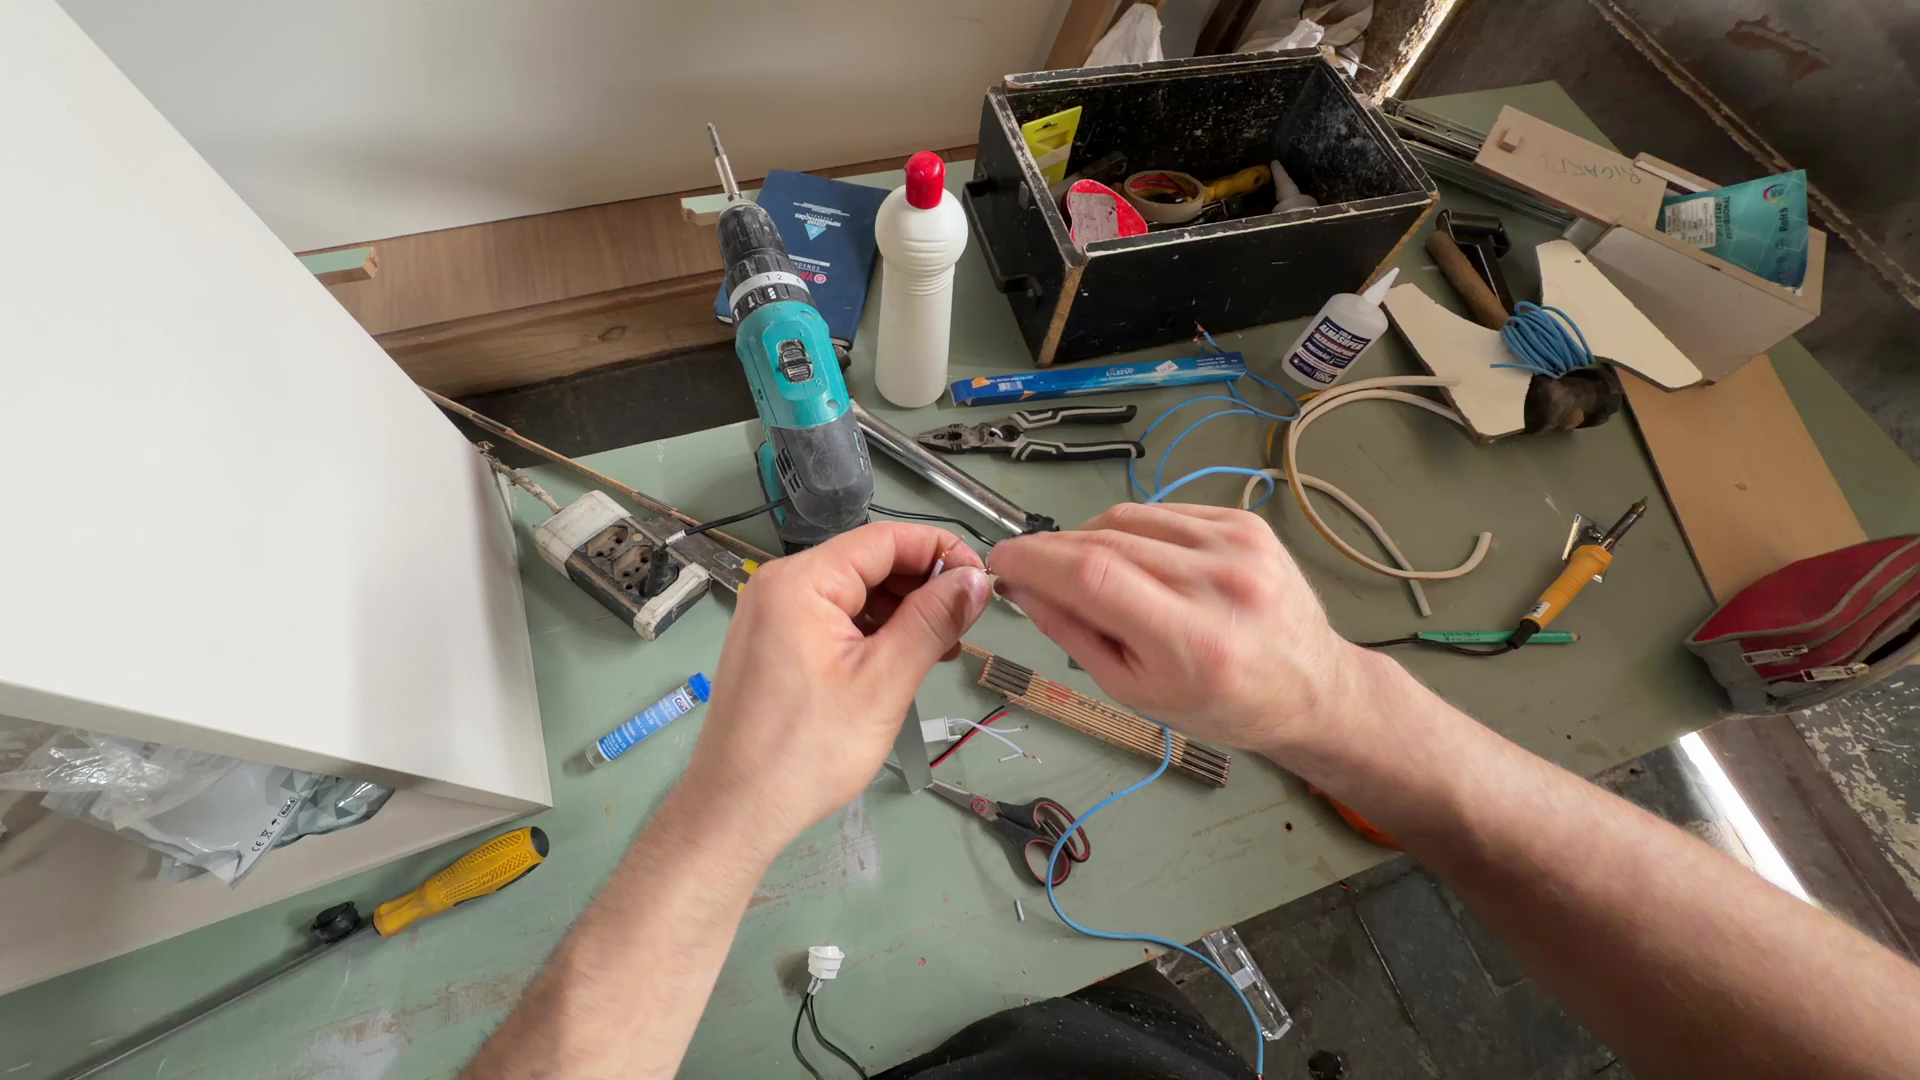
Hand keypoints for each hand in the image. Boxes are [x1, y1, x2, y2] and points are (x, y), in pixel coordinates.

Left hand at [680, 522, 988, 855]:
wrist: (734, 812)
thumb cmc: (810, 748)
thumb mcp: (884, 681)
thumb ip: (933, 620)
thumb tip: (976, 578)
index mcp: (801, 580)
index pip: (885, 539)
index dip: (940, 551)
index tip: (981, 581)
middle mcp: (782, 584)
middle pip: (869, 562)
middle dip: (923, 587)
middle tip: (964, 626)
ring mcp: (773, 614)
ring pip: (856, 592)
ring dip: (903, 612)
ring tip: (940, 649)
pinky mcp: (775, 642)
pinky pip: (835, 619)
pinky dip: (874, 632)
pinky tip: (902, 659)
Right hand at [988, 503, 1370, 755]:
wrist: (1311, 687)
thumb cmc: (1219, 706)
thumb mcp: (1135, 691)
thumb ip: (1073, 635)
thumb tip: (1022, 587)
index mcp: (1192, 642)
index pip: (1092, 575)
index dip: (1034, 559)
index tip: (1001, 561)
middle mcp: (1220, 583)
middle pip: (1104, 539)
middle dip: (1051, 549)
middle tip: (1028, 567)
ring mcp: (1238, 545)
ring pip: (1127, 516)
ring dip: (1087, 537)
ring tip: (1088, 572)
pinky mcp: (1246, 522)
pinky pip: (1160, 511)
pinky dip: (1130, 530)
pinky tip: (1134, 559)